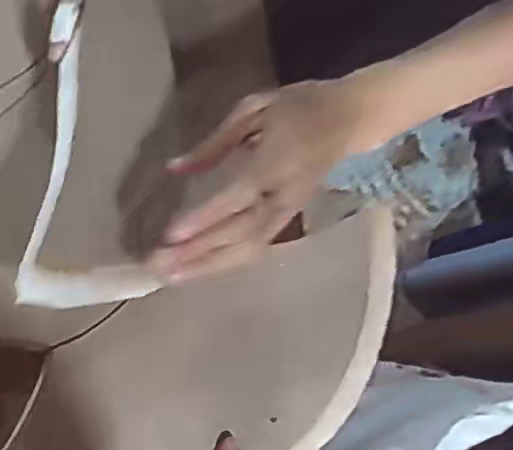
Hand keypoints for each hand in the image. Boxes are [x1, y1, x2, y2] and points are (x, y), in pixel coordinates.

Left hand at [147, 77, 385, 283]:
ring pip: (246, 249)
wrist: (357, 115)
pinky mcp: (286, 223)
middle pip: (240, 230)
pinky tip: (189, 273)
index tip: (170, 235)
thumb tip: (174, 168)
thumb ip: (215, 143)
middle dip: (196, 251)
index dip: (205, 217)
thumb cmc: (301, 108)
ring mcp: (288, 211)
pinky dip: (219, 265)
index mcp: (280, 158)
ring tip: (166, 278)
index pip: (238, 194)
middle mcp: (285, 191)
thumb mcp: (257, 109)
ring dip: (204, 267)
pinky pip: (251, 251)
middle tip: (155, 264)